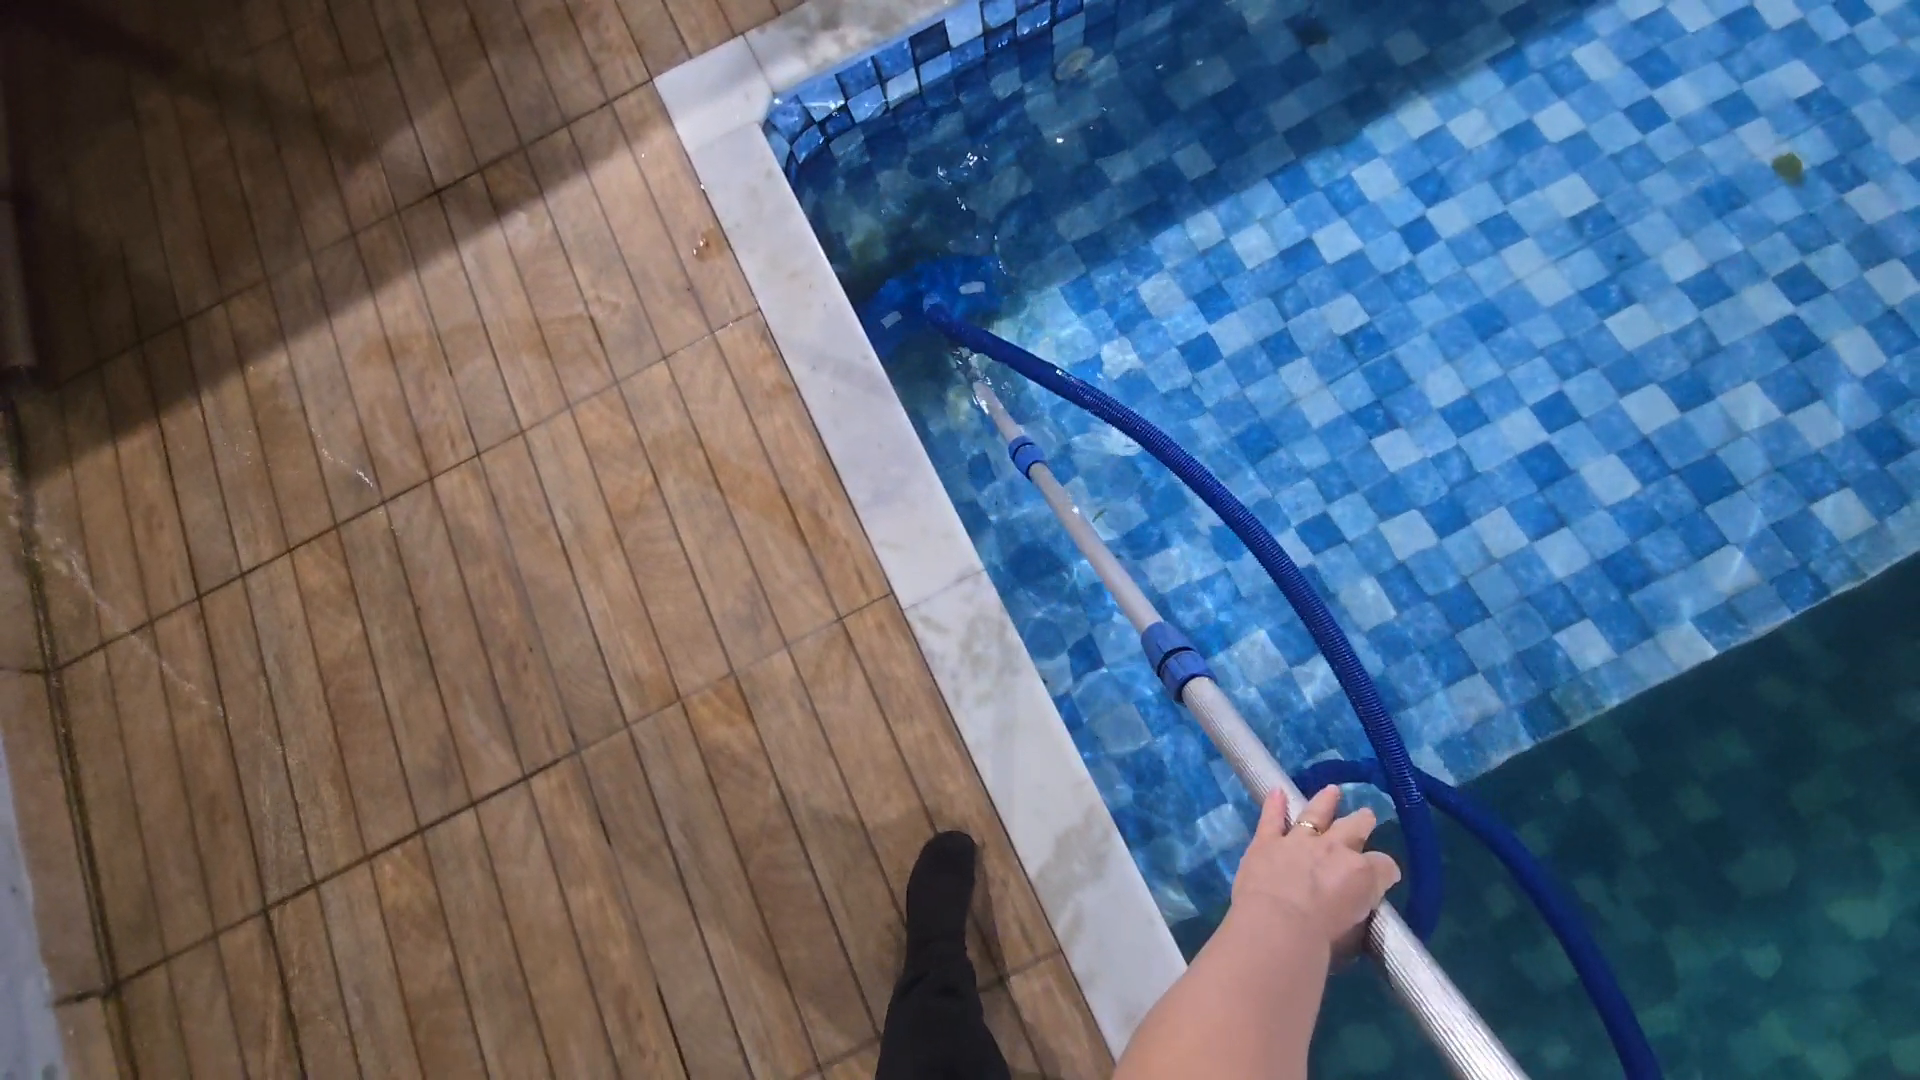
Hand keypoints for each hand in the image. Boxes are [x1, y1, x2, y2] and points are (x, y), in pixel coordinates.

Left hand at [1230, 785, 1400, 960]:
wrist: (1278, 924)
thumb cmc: (1320, 941)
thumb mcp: (1355, 932)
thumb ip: (1356, 910)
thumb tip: (1353, 906)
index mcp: (1362, 873)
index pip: (1385, 866)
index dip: (1386, 871)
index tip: (1386, 876)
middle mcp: (1334, 849)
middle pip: (1354, 828)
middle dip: (1362, 822)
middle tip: (1366, 815)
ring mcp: (1299, 841)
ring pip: (1315, 814)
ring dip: (1324, 802)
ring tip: (1332, 791)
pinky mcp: (1267, 841)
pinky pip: (1272, 818)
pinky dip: (1273, 804)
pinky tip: (1275, 791)